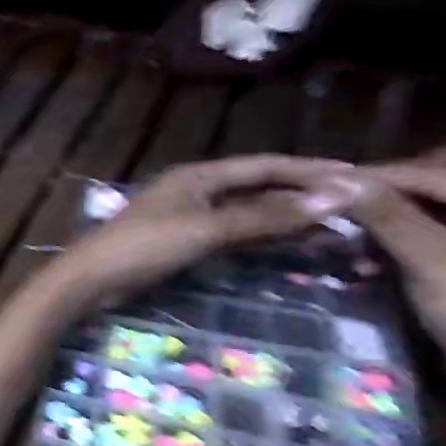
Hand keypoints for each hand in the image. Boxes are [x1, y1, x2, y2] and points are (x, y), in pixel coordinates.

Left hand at [52, 154, 359, 303]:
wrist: (90, 281)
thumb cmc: (144, 247)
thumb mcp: (207, 229)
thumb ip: (265, 216)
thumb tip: (332, 197)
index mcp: (200, 175)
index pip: (266, 165)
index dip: (310, 170)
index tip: (355, 175)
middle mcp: (196, 189)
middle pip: (258, 187)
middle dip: (301, 195)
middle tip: (350, 204)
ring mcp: (187, 217)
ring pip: (245, 213)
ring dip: (282, 219)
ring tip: (327, 228)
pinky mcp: (180, 243)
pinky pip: (229, 235)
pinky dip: (257, 238)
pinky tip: (281, 246)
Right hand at [348, 147, 445, 445]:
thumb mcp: (434, 262)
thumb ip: (390, 217)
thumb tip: (341, 181)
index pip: (441, 172)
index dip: (381, 176)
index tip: (328, 181)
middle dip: (401, 185)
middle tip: (350, 199)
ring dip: (408, 212)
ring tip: (361, 226)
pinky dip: (423, 236)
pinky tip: (388, 251)